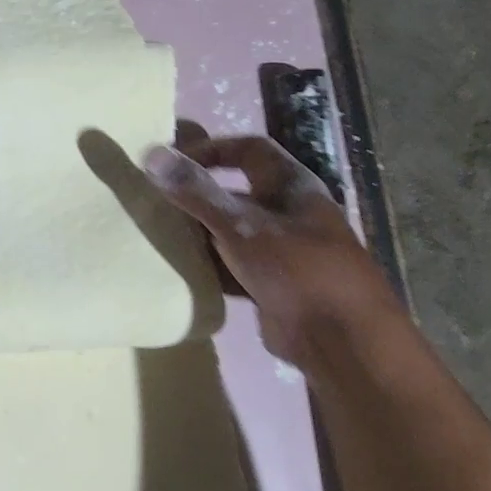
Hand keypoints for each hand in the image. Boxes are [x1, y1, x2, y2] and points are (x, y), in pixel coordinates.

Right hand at [143, 136, 400, 368]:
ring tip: (157, 236)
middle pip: (234, 193)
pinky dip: (207, 267)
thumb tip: (151, 154)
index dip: (212, 150)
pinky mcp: (271, 284)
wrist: (340, 340)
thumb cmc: (298, 270)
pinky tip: (179, 272)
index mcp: (291, 188)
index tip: (171, 163)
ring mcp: (280, 250)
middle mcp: (287, 214)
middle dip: (195, 196)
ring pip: (229, 232)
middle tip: (154, 201)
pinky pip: (230, 266)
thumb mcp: (242, 226)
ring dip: (197, 234)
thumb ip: (196, 192)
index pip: (249, 150)